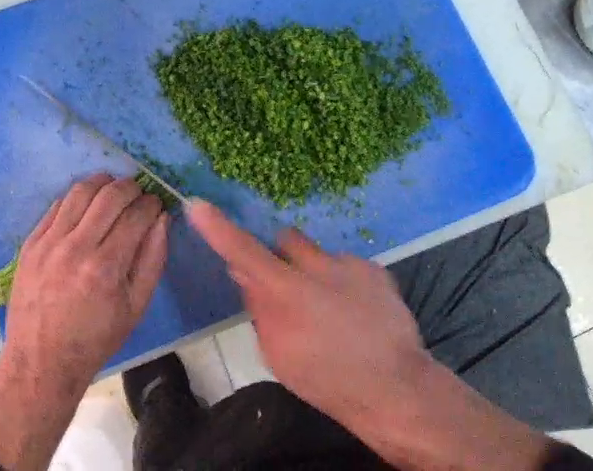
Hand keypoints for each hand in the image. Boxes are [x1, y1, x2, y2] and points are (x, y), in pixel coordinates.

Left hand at [4, 172, 170, 390]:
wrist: (40, 362)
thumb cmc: (95, 339)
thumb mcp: (136, 307)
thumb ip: (153, 259)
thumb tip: (162, 219)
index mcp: (105, 268)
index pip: (136, 216)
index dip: (152, 203)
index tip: (157, 204)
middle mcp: (75, 249)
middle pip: (110, 196)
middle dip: (131, 187)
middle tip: (139, 194)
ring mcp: (49, 243)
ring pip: (80, 192)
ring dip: (103, 184)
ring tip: (114, 191)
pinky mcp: (30, 243)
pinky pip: (57, 205)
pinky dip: (77, 198)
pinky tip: (88, 205)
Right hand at [188, 202, 563, 470]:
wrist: (395, 388)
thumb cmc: (327, 380)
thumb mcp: (279, 354)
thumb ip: (260, 309)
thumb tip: (244, 274)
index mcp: (287, 292)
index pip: (243, 252)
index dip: (218, 229)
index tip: (197, 204)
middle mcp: (317, 267)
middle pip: (285, 241)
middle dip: (280, 257)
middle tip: (287, 289)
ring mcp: (350, 265)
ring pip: (319, 255)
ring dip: (316, 274)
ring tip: (331, 312)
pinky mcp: (376, 270)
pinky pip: (348, 268)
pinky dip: (345, 286)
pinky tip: (356, 316)